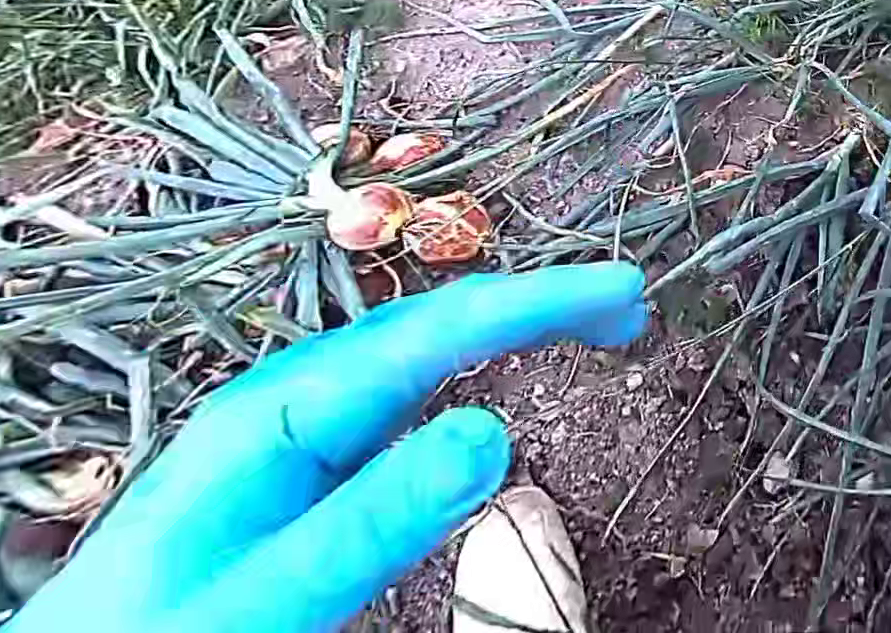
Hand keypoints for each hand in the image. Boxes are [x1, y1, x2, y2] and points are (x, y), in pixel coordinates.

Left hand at [7, 261, 647, 632]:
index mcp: (290, 406)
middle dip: (552, 298)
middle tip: (633, 305)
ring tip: (603, 321)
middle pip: (454, 314)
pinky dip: (501, 347)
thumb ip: (371, 523)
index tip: (623, 289)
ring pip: (449, 333)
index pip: (444, 326)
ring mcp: (325, 404)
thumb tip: (495, 434)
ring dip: (533, 317)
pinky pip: (438, 367)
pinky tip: (525, 353)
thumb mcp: (258, 607)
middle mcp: (314, 385)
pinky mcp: (336, 431)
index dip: (543, 298)